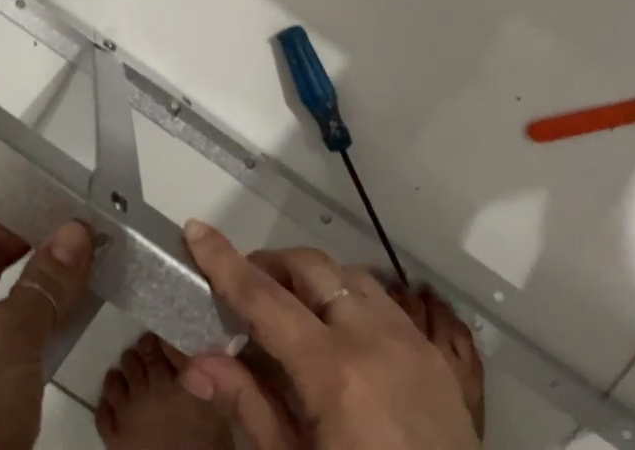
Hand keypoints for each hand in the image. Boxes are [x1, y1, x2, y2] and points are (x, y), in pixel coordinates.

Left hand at [0, 218, 93, 449]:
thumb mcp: (6, 340)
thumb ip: (44, 282)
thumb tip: (76, 231)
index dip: (24, 219)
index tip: (71, 207)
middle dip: (41, 252)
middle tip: (92, 231)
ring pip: (9, 304)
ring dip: (48, 287)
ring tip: (96, 259)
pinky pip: (16, 338)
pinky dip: (46, 322)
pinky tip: (80, 306)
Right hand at [176, 220, 482, 449]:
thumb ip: (248, 405)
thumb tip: (195, 364)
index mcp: (333, 371)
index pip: (264, 298)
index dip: (225, 262)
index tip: (196, 230)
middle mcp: (376, 340)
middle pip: (312, 268)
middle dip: (272, 265)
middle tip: (244, 288)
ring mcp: (414, 344)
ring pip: (353, 277)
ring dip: (315, 280)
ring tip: (292, 310)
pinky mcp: (439, 358)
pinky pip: (390, 304)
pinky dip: (354, 299)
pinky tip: (341, 330)